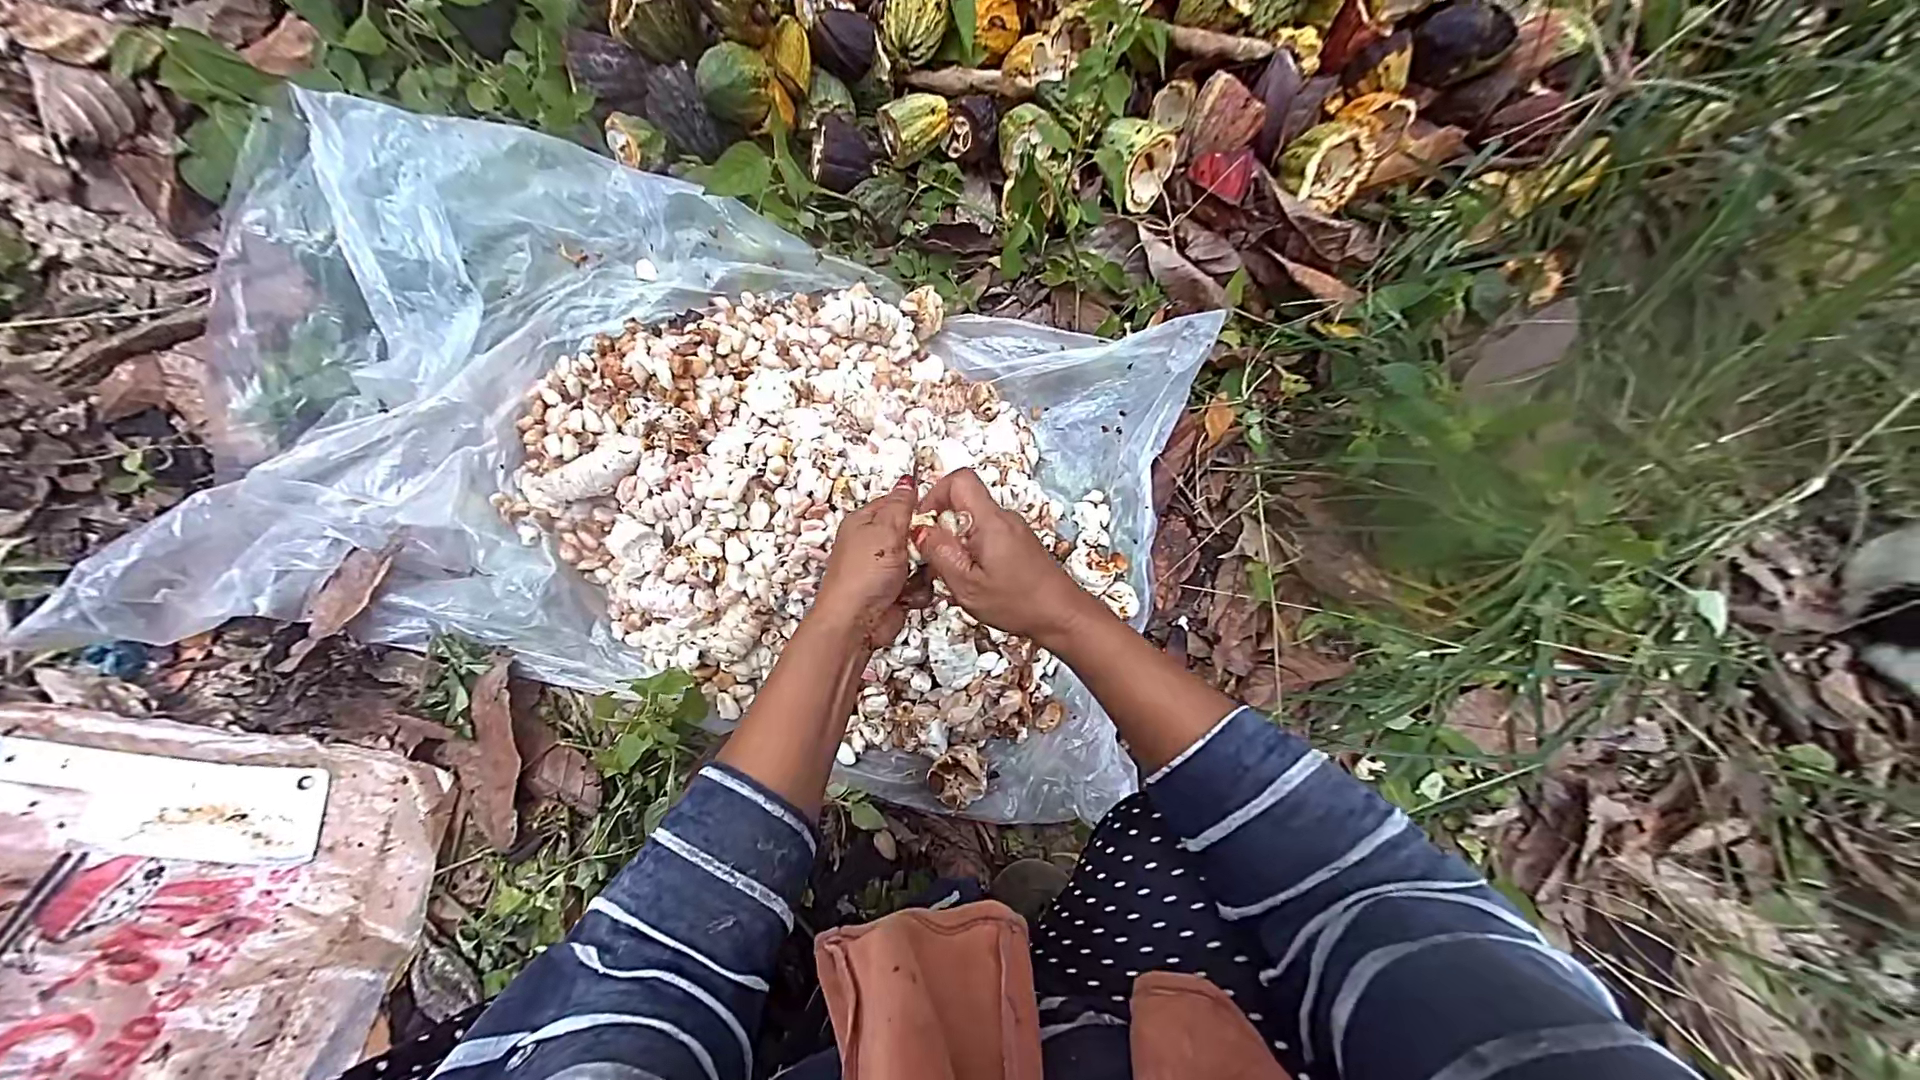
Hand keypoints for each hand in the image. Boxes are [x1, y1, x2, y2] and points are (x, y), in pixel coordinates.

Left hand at [813, 477, 930, 650]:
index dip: (919, 508)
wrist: (856, 624)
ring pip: (922, 560)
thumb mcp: (885, 531)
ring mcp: (885, 569)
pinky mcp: (896, 591)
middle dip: (924, 544)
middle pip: (914, 533)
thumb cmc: (859, 578)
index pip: (899, 503)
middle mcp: (874, 544)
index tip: (933, 515)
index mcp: (865, 522)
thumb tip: (908, 482)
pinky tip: (910, 594)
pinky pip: (922, 584)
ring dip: (924, 571)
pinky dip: (920, 590)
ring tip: (912, 576)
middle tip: (920, 550)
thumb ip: (901, 505)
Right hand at [913, 468, 1111, 649]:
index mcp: (991, 521)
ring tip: (958, 574)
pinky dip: (972, 551)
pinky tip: (975, 578)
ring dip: (956, 543)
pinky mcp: (1017, 542)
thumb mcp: (967, 585)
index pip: (958, 479)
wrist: (1062, 615)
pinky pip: (985, 535)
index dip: (934, 495)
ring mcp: (1012, 528)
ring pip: (972, 521)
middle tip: (938, 557)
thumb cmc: (1021, 604)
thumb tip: (919, 530)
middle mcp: (1004, 518)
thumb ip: (940, 553)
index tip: (924, 523)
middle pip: (963, 502)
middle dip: (942, 526)